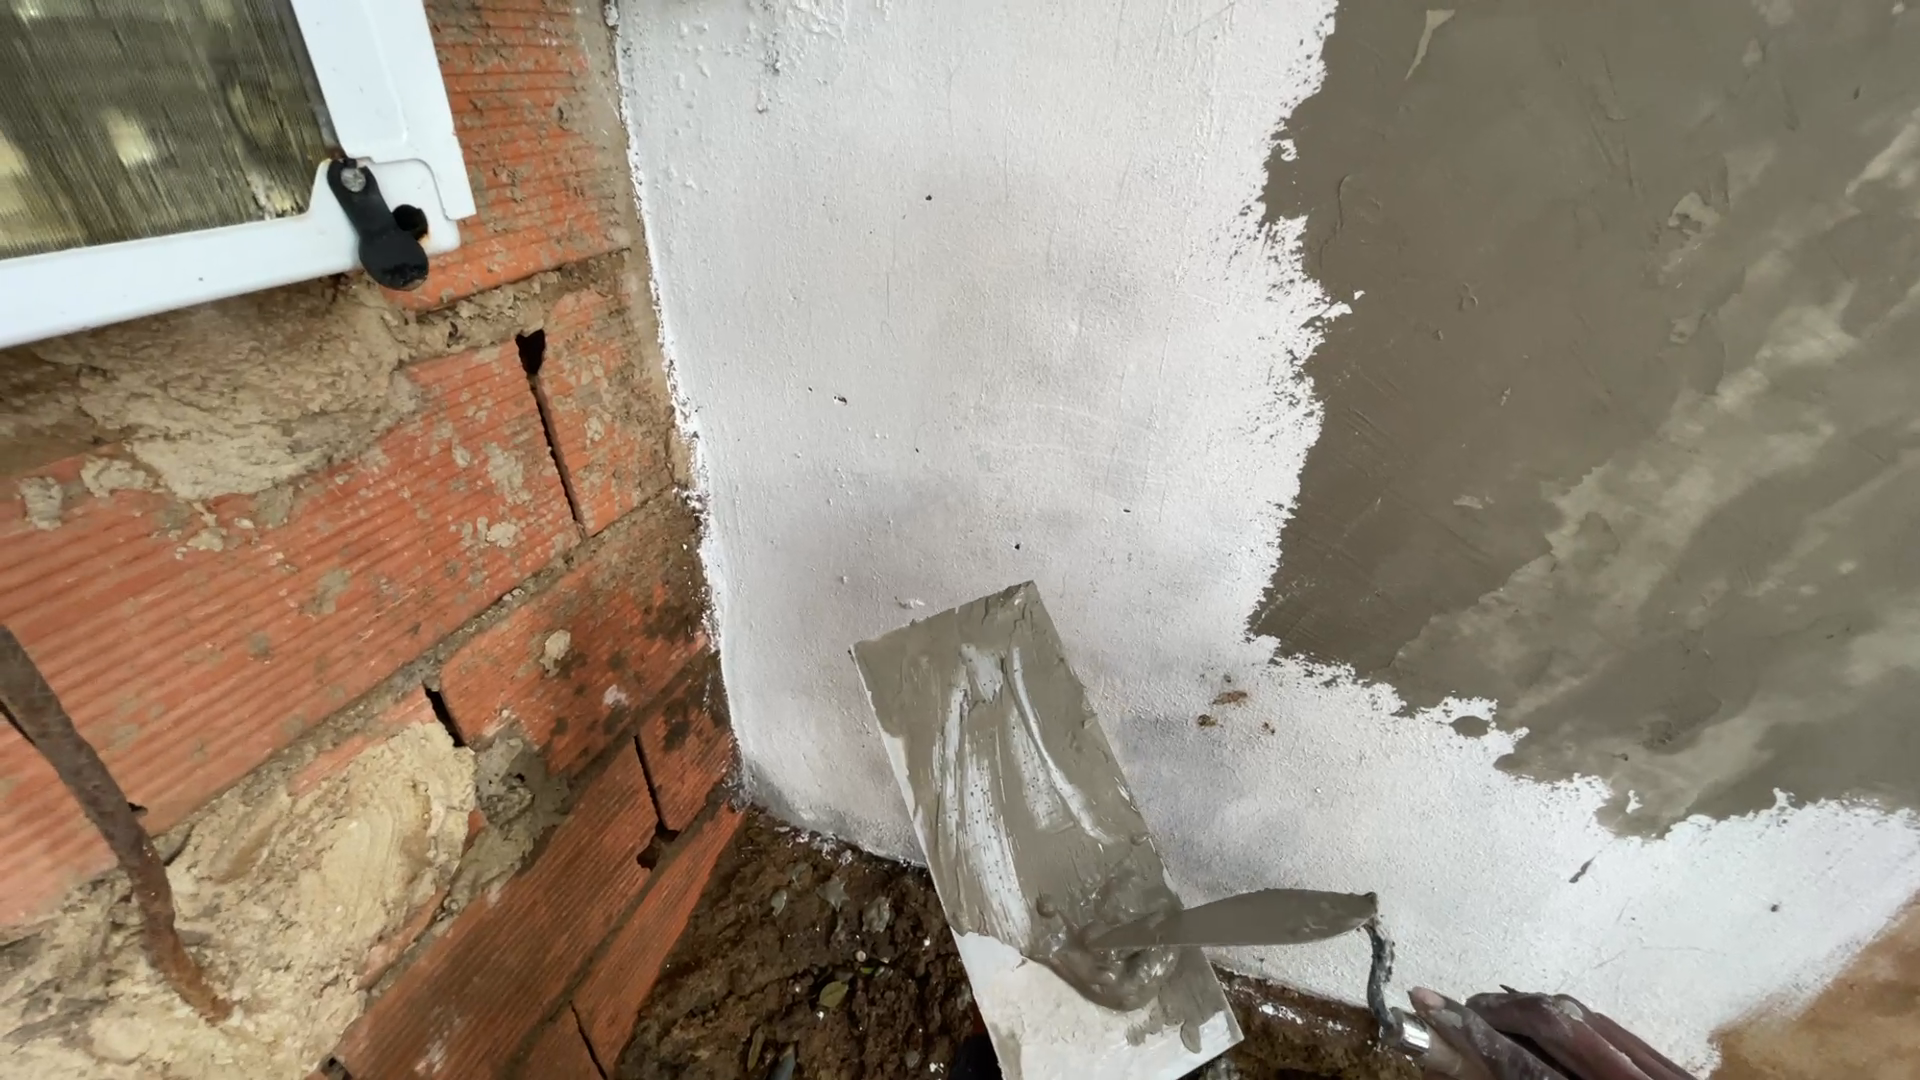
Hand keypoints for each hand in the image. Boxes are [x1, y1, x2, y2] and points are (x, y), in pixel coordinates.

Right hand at [1406, 988, 1698, 1079]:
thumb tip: (1427, 1054)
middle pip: (1553, 1023)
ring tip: (1490, 1017)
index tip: (1420, 999)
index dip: (1466, 1028)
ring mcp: (1666, 1079)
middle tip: (1455, 1010)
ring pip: (1581, 1014)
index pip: (1519, 1064)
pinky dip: (1563, 1020)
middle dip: (1495, 1010)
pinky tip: (1538, 1028)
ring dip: (1525, 1009)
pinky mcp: (1674, 1072)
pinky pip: (1609, 1025)